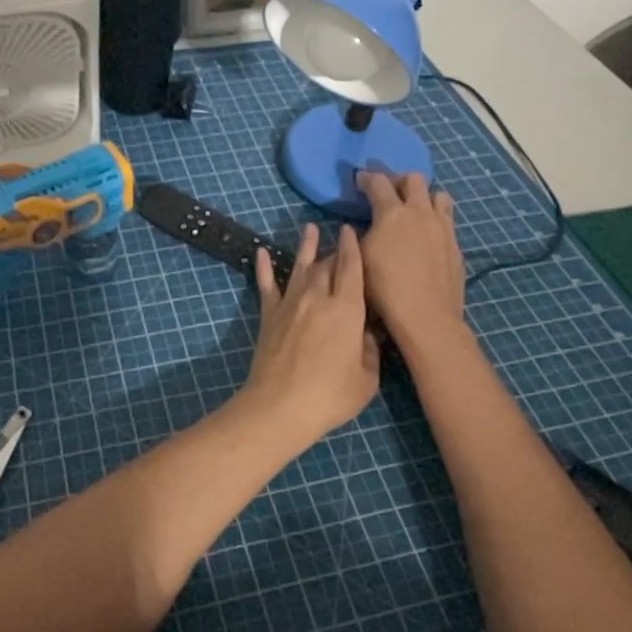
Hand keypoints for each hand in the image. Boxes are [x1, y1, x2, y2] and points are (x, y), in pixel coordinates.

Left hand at [240, 223, 379, 441]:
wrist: (281, 404)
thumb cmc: (330, 395)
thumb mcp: (367, 379)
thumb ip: (371, 351)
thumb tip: (368, 333)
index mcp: (346, 308)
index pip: (352, 268)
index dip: (353, 247)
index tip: (353, 231)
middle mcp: (317, 297)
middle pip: (327, 264)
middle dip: (335, 250)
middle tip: (340, 239)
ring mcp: (290, 303)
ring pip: (300, 266)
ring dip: (306, 246)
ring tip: (309, 228)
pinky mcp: (269, 314)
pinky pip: (267, 284)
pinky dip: (264, 267)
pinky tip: (261, 252)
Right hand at [357, 172, 467, 343]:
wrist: (426, 316)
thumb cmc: (384, 287)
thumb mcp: (361, 258)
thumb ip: (361, 236)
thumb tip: (361, 227)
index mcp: (392, 213)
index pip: (379, 182)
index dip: (367, 177)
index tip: (360, 179)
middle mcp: (420, 213)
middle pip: (414, 179)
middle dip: (399, 180)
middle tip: (389, 192)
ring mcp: (443, 228)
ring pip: (439, 196)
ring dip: (425, 197)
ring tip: (415, 210)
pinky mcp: (456, 246)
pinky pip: (448, 221)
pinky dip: (436, 221)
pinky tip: (428, 237)